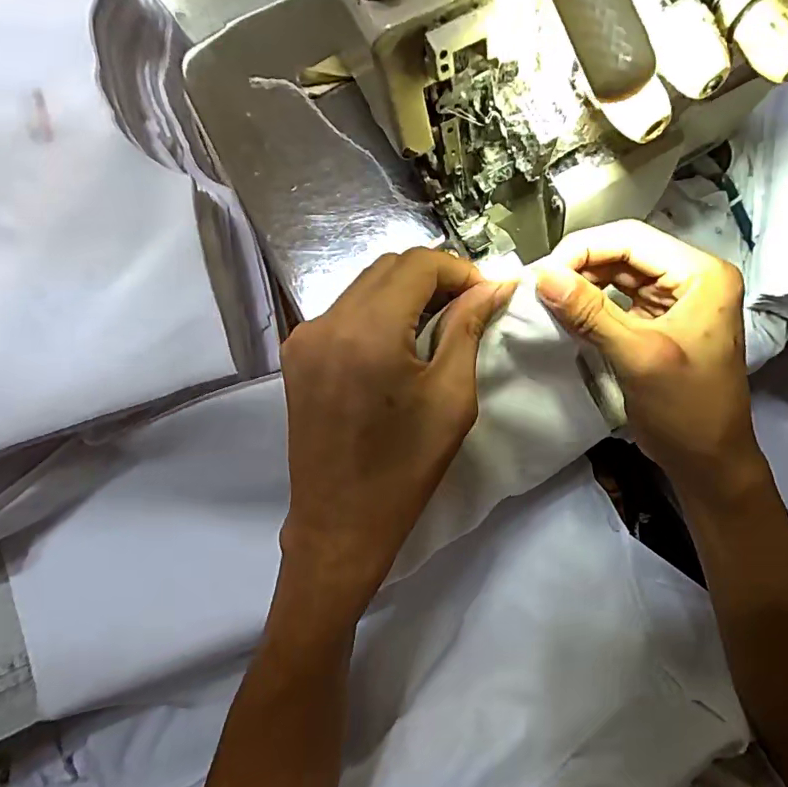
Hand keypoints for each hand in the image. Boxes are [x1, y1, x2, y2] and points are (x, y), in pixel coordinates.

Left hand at [280, 248, 513, 610]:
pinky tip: (400, 339)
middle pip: (387, 267)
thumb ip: (467, 329)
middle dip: (433, 277)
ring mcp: (304, 336)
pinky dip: (377, 312)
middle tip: (469, 305)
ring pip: (363, 285)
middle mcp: (327, 321)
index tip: (487, 292)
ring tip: (439, 321)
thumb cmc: (405, 468)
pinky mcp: (296, 354)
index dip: (459, 270)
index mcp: (367, 331)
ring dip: (405, 292)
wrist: (339, 522)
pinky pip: (343, 311)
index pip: (417, 264)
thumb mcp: (451, 398)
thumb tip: (491, 287)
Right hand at [534, 220, 755, 486]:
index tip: (543, 272)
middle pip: (625, 253)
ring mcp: (677, 299)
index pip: (632, 239)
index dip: (584, 248)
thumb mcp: (636, 355)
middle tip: (540, 286)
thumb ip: (589, 312)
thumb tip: (542, 275)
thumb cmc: (686, 409)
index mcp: (701, 275)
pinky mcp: (661, 320)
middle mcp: (692, 277)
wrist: (708, 461)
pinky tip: (567, 313)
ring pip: (619, 274)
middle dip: (580, 266)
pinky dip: (593, 304)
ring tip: (548, 299)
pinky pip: (620, 299)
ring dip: (583, 284)